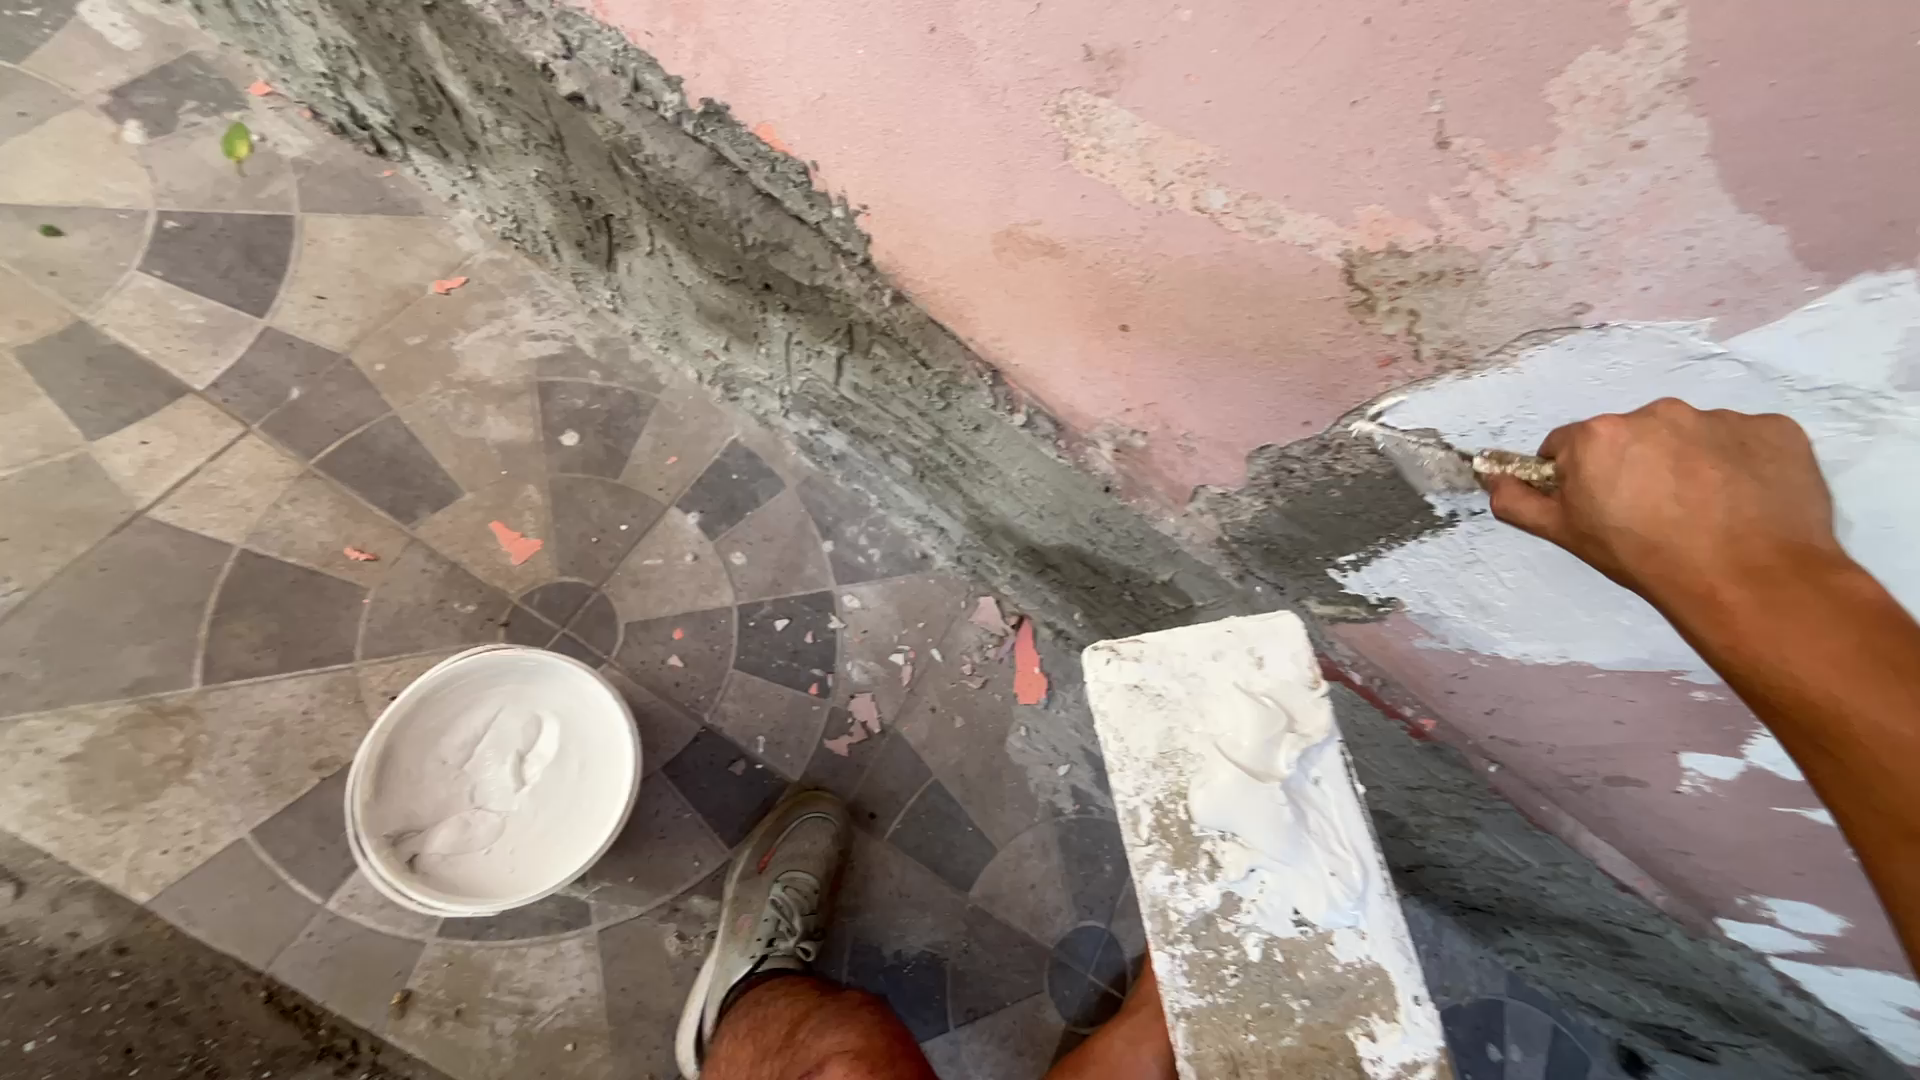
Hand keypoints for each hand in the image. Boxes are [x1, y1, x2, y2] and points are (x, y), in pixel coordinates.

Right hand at [1486, 399, 1843, 610]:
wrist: (1746, 576)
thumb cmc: (1639, 553)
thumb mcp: (1562, 533)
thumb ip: (1517, 500)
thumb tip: (1492, 478)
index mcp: (1597, 434)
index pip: (1567, 446)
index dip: (1573, 476)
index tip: (1594, 505)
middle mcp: (1655, 412)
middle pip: (1627, 436)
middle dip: (1629, 463)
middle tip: (1645, 509)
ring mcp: (1720, 418)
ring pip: (1684, 436)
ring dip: (1681, 461)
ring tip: (1697, 506)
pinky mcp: (1775, 429)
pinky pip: (1740, 440)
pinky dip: (1733, 462)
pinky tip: (1736, 498)